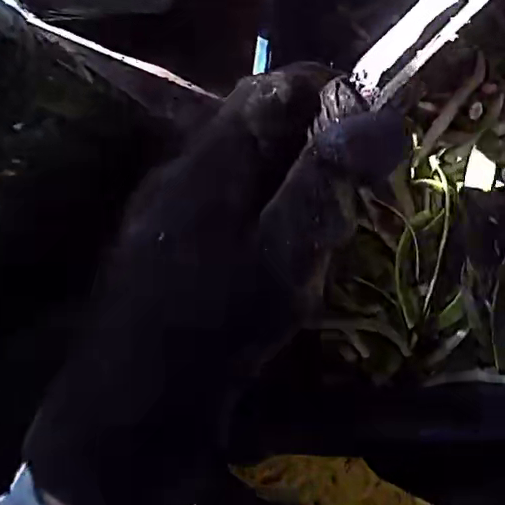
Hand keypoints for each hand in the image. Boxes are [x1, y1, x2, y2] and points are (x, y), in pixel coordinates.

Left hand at [25, 67, 405, 504]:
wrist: (125, 418)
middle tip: (359, 167)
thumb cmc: (211, 330)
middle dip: (320, 128)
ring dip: (296, 160)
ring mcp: (172, 197)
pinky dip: (270, 192)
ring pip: (249, 151)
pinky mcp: (169, 231)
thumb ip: (326, 181)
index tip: (374, 125)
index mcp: (213, 158)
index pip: (278, 85)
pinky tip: (282, 235)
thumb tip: (379, 114)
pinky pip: (232, 187)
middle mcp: (186, 163)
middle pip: (263, 114)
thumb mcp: (281, 257)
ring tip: (331, 200)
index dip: (334, 91)